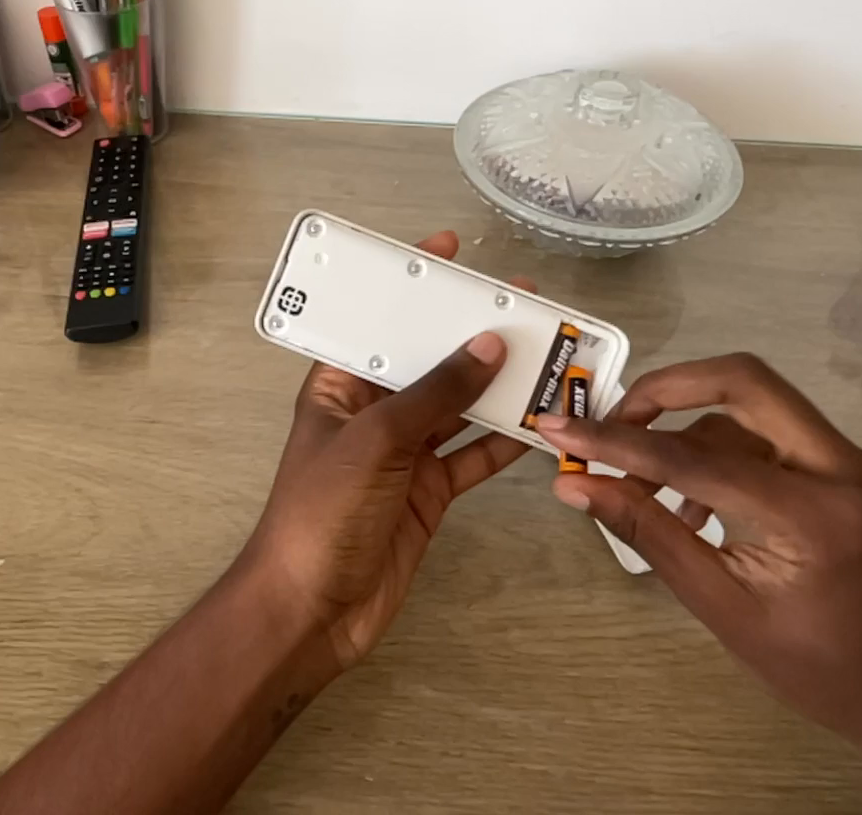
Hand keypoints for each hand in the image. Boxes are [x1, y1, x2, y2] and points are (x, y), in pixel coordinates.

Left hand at [243, 231, 533, 670]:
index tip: (449, 252)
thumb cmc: (324, 511)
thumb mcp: (376, 440)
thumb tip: (488, 345)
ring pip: (457, 406)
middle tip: (522, 302)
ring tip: (548, 352)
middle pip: (427, 361)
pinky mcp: (429, 490)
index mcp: (339, 385)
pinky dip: (505, 439)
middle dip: (469, 333)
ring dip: (498, 384)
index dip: (409, 286)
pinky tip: (543, 419)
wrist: (314, 609)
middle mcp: (373, 412)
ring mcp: (404, 453)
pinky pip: (473, 454)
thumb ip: (434, 394)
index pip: (376, 321)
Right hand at [535, 353, 861, 743]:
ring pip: (748, 401)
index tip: (556, 428)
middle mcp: (840, 467)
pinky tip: (686, 499)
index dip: (615, 442)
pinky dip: (711, 445)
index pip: (693, 458)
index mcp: (812, 516)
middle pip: (742, 380)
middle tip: (611, 419)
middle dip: (664, 388)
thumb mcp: (718, 605)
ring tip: (637, 479)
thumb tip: (572, 485)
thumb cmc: (813, 663)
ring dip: (683, 424)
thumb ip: (646, 532)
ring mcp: (846, 459)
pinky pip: (760, 429)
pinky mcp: (838, 462)